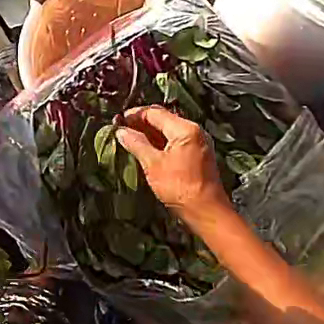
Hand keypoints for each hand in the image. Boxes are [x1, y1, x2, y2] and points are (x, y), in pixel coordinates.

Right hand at [116, 106, 231, 222]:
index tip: (117, 120)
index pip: (155, 113)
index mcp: (185, 130)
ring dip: (148, 132)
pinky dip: (158, 142)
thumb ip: (136, 143)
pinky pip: (174, 141)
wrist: (205, 210)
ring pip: (168, 130)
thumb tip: (121, 132)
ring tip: (129, 138)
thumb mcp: (153, 164)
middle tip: (120, 128)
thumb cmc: (180, 187)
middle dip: (140, 122)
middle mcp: (195, 132)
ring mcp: (197, 143)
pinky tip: (144, 149)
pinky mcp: (197, 154)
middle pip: (163, 119)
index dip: (134, 115)